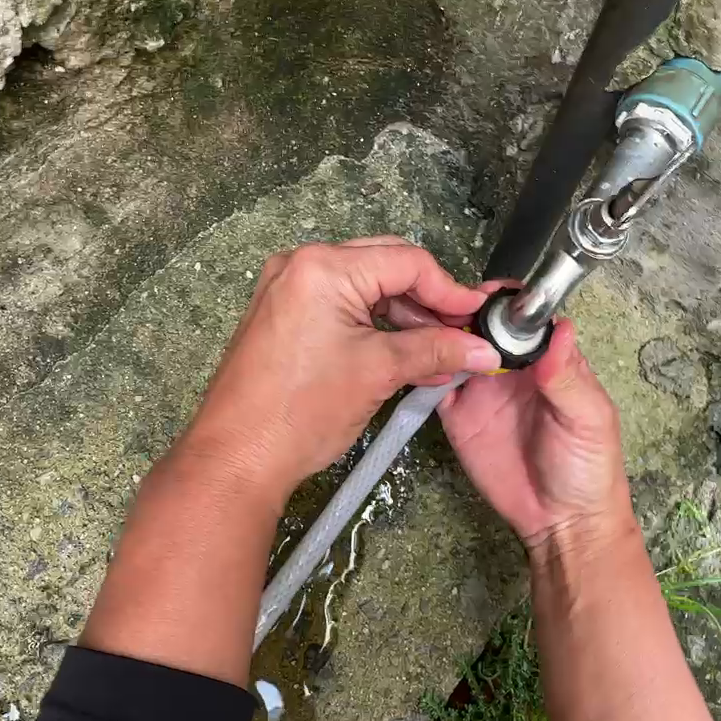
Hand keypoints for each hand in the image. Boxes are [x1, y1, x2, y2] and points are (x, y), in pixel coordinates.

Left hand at [181, 237, 500, 493]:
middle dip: (428, 301)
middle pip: (386, 266)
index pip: (407, 262)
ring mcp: (288, 288)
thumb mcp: (379, 372)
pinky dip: (374, 325)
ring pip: (365, 287)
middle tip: (460, 333)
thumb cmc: (300, 413)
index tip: (477, 317)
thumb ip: (436, 350)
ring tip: (437, 353)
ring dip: (404, 316)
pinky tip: (403, 353)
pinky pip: (341, 305)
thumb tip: (483, 349)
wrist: (237, 458)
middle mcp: (302, 265)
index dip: (450, 290)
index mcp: (323, 267)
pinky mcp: (283, 313)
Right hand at [437, 319, 630, 547]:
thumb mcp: (588, 418)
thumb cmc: (588, 466)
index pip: (526, 318)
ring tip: (427, 324)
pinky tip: (417, 357)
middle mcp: (512, 367)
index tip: (490, 293)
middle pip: (485, 325)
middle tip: (448, 306)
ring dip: (441, 331)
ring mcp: (482, 389)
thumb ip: (568, 375)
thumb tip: (560, 328)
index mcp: (548, 359)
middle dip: (466, 309)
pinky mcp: (457, 414)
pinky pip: (437, 382)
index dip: (509, 301)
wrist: (560, 523)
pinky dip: (425, 366)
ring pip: (457, 347)